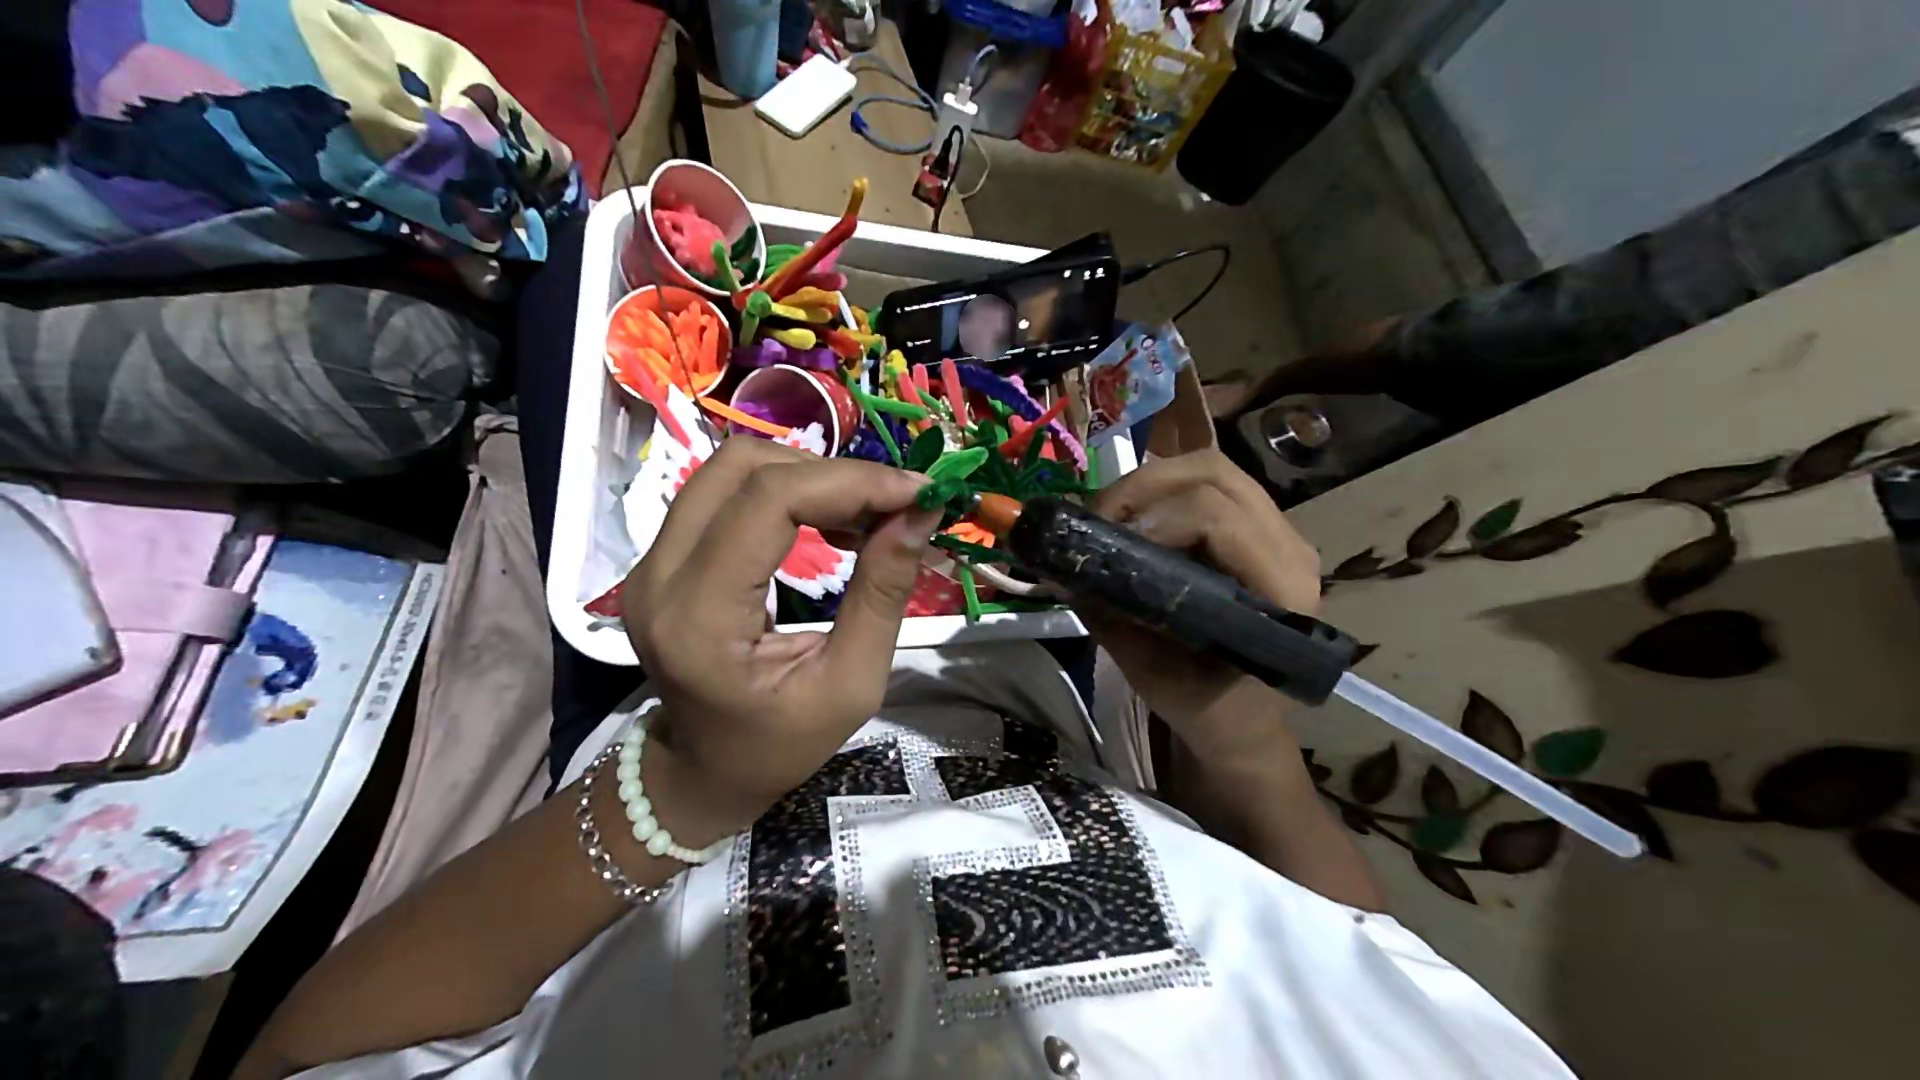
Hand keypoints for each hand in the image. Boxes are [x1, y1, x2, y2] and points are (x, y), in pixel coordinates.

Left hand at [620, 439, 942, 837]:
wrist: (702, 771)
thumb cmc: (779, 746)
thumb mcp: (851, 685)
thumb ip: (882, 594)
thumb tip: (920, 513)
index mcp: (700, 618)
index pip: (769, 503)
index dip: (850, 482)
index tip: (916, 492)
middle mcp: (659, 575)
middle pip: (743, 467)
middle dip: (832, 473)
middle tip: (893, 504)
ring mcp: (651, 561)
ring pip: (732, 468)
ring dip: (809, 475)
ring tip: (865, 513)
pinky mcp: (661, 556)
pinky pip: (726, 492)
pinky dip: (788, 490)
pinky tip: (830, 520)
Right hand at [1078, 449, 1321, 751]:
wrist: (1244, 718)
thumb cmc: (1206, 707)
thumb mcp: (1153, 673)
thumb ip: (1113, 618)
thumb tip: (1064, 570)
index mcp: (1280, 593)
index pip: (1219, 517)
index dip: (1155, 518)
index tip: (1108, 544)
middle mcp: (1290, 550)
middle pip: (1215, 474)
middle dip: (1143, 485)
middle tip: (1098, 519)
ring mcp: (1279, 531)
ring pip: (1212, 466)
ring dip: (1150, 480)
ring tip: (1110, 514)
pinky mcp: (1258, 526)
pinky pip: (1210, 482)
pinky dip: (1162, 487)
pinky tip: (1134, 516)